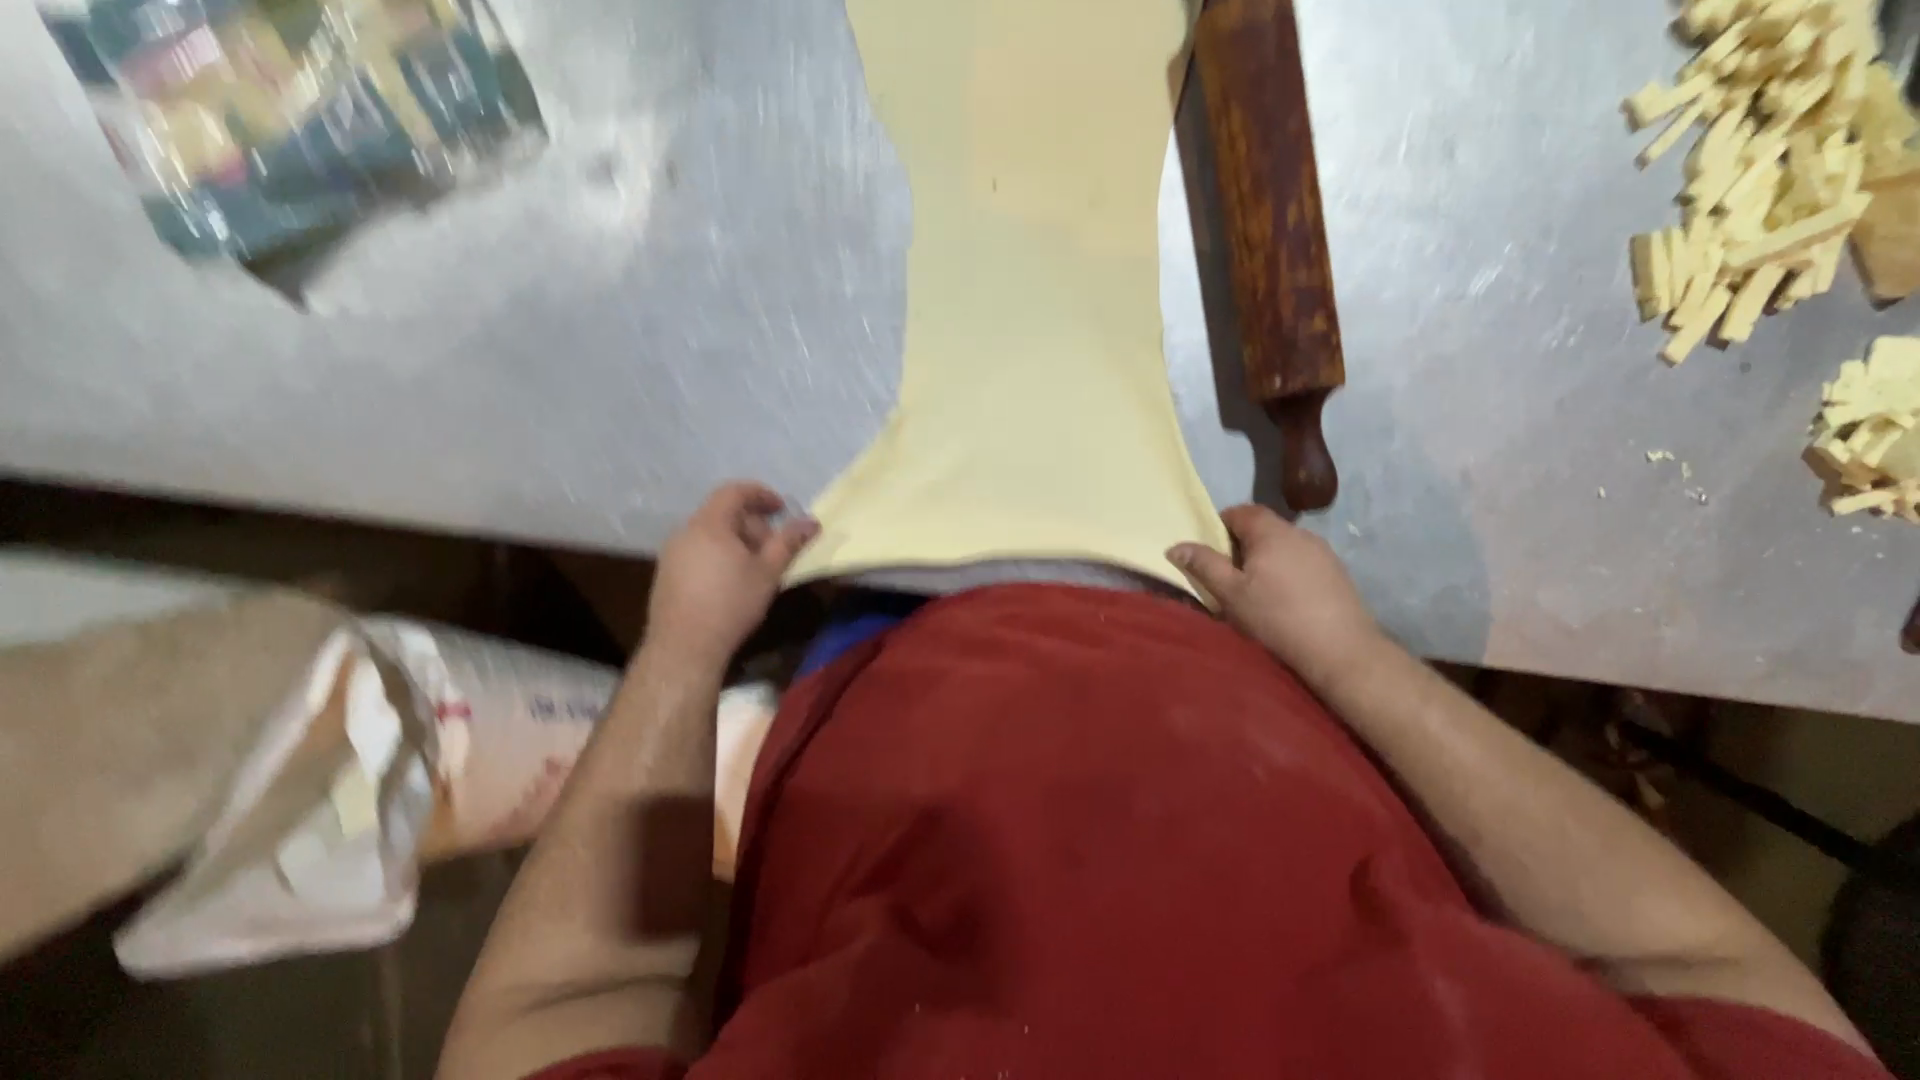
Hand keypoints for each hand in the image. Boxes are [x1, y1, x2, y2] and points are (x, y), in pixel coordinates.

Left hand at [643, 482, 818, 670]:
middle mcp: (685, 531)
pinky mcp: (666, 575)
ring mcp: (671, 554)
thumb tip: (811, 522)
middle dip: (752, 523)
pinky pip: (698, 552)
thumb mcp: (768, 572)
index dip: (761, 494)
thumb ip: (788, 542)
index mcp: (709, 524)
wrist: (684, 646)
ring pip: (710, 534)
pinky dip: (719, 555)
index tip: (781, 509)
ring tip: (756, 567)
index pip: (734, 491)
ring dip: (736, 541)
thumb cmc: (731, 603)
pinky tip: (731, 582)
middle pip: (722, 513)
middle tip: (774, 547)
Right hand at [1167, 505, 1382, 690]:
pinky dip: (1288, 571)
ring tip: (1258, 589)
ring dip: (1267, 558)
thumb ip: (1203, 565)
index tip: (1211, 550)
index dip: (1221, 524)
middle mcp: (1299, 533)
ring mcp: (1323, 552)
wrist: (1340, 649)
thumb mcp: (1230, 594)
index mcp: (1271, 532)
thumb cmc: (1276, 617)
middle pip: (1264, 527)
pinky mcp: (1337, 572)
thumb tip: (1176, 546)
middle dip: (1243, 544)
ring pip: (1284, 545)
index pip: (1241, 511)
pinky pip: (1303, 561)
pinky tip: (1287, 599)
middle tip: (1229, 574)